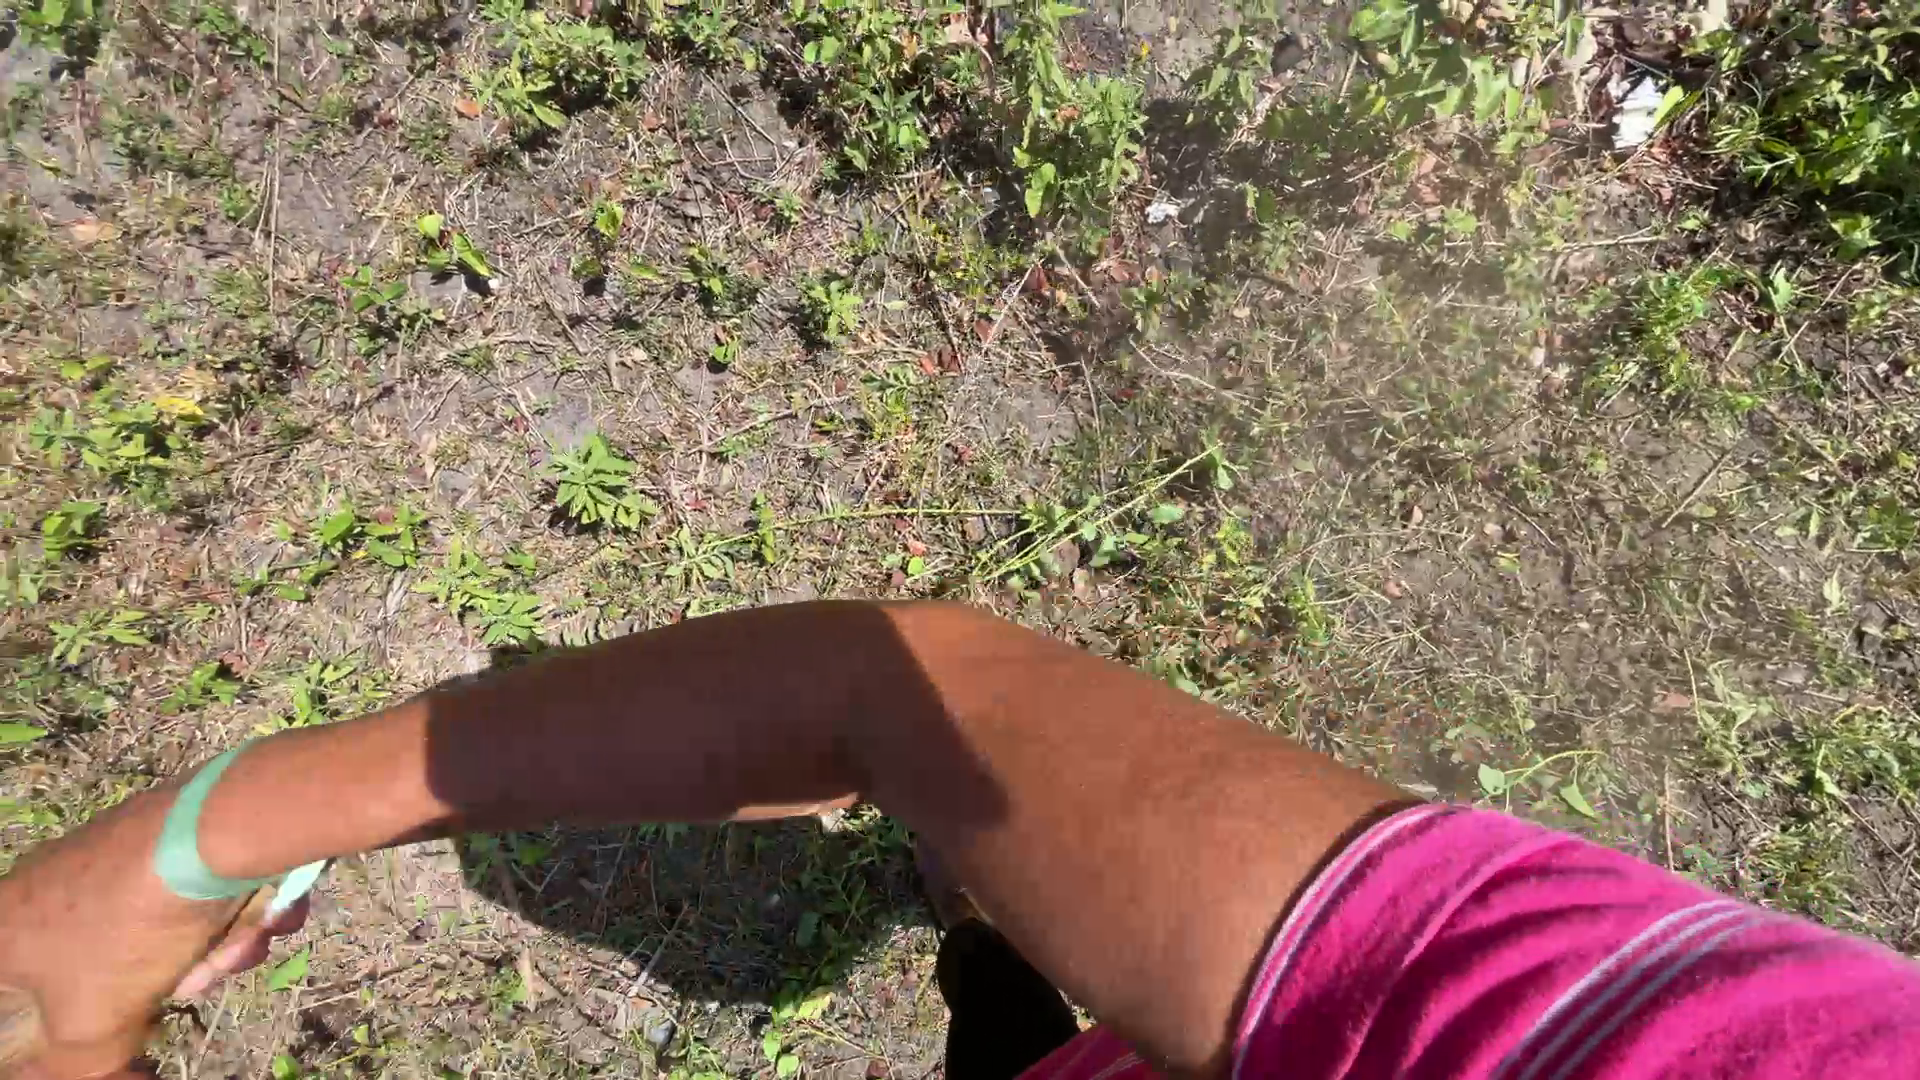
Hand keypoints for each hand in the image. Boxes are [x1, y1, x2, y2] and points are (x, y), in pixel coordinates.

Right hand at [0, 788, 307, 1079]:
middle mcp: (68, 875)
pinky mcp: (203, 820)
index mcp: (10, 923)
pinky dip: (257, 898)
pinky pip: (227, 876)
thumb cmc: (136, 921)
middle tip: (212, 971)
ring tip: (255, 933)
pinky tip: (279, 905)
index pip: (29, 988)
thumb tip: (116, 1079)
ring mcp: (138, 842)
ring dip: (232, 936)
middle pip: (127, 951)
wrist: (227, 821)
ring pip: (188, 915)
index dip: (90, 1008)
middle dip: (187, 969)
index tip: (134, 1009)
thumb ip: (84, 1066)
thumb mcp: (93, 1021)